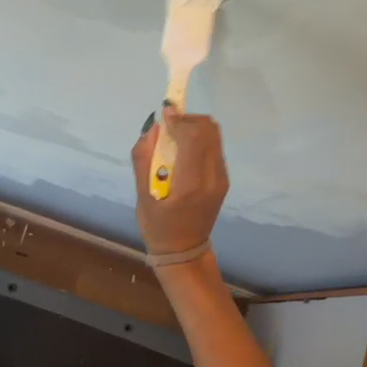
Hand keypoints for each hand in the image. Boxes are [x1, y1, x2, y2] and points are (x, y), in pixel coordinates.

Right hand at [131, 112, 228, 255]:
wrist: (184, 250)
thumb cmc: (158, 226)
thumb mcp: (141, 195)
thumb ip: (144, 158)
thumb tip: (153, 127)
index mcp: (190, 184)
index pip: (193, 137)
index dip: (178, 120)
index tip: (164, 116)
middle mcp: (212, 178)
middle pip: (209, 130)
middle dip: (188, 120)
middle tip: (169, 127)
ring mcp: (222, 178)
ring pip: (215, 135)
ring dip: (195, 128)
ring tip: (176, 138)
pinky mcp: (224, 179)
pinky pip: (214, 147)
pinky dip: (200, 139)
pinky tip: (184, 151)